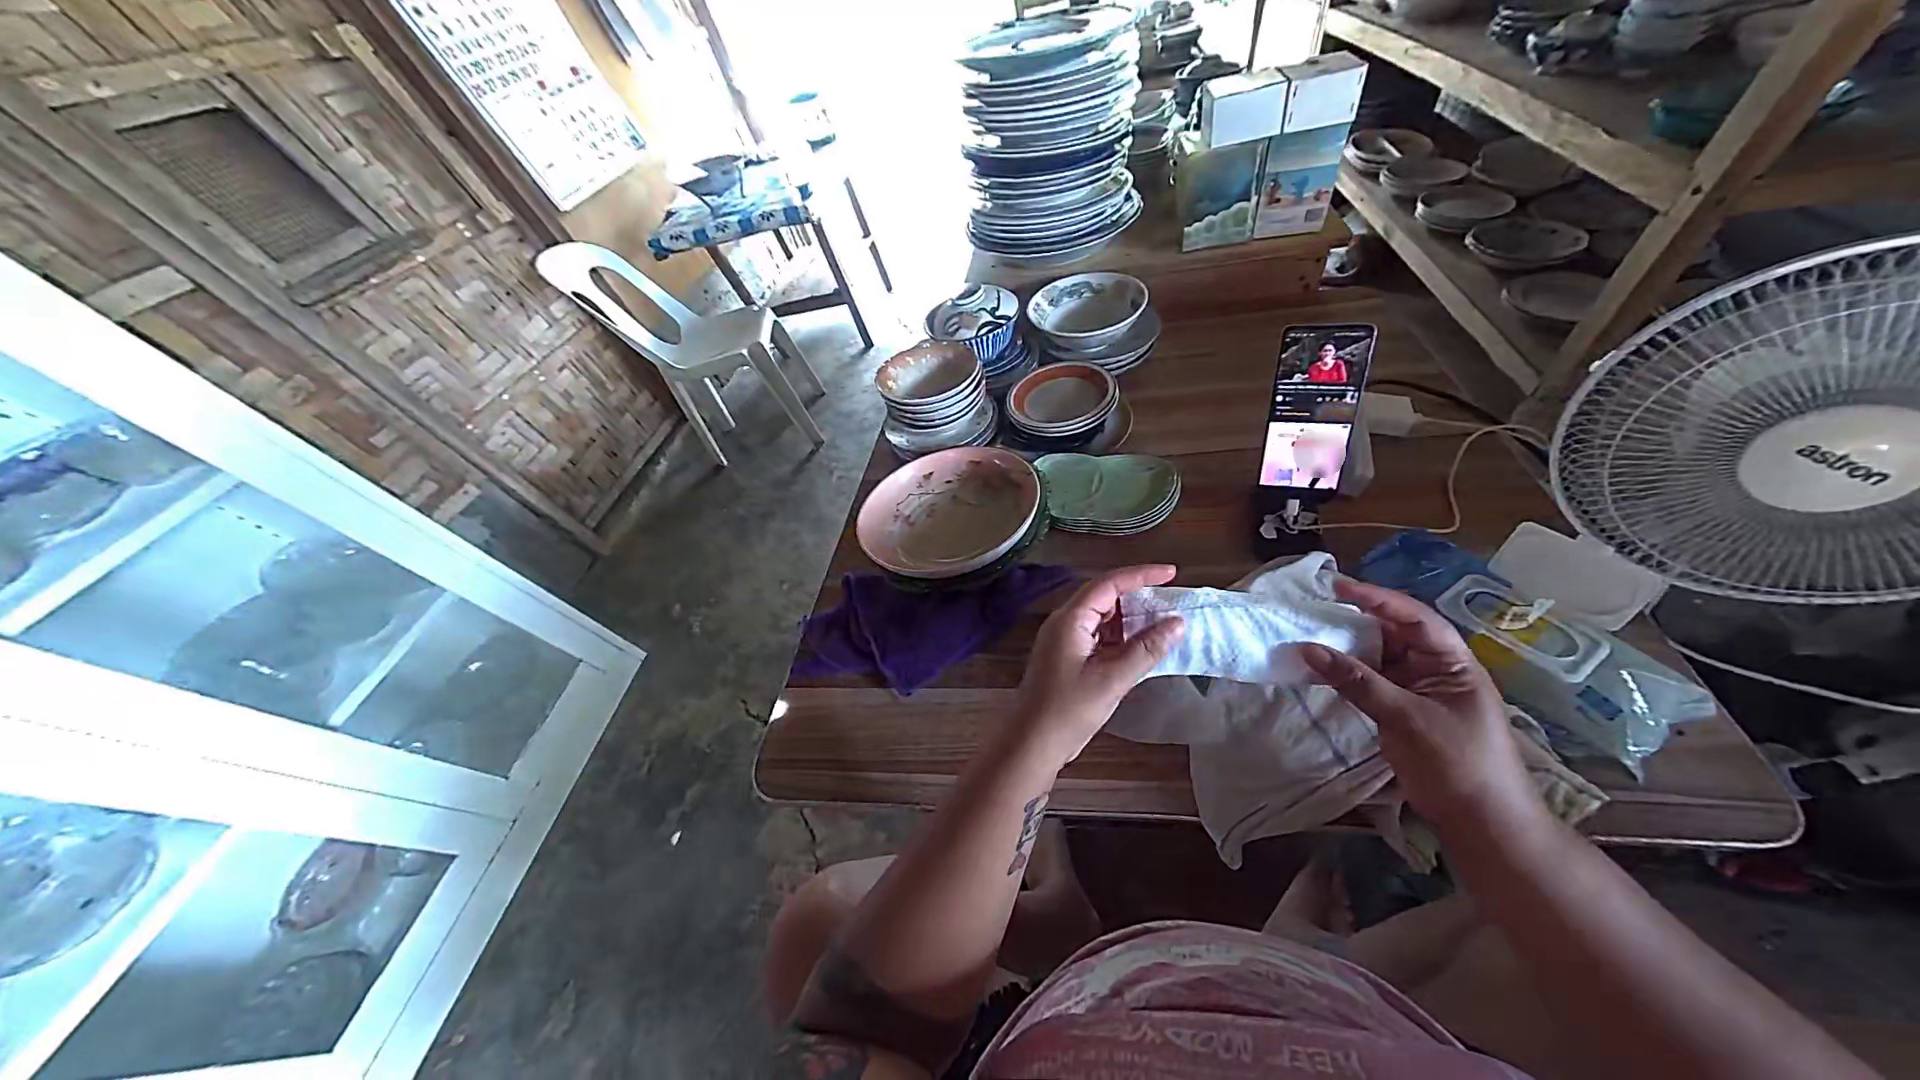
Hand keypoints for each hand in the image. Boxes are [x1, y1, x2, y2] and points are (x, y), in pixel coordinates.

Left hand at [1012, 564, 1184, 765]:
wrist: (1032, 742)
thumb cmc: (1068, 709)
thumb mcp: (1113, 679)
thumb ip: (1146, 649)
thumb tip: (1177, 623)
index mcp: (1070, 619)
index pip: (1108, 583)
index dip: (1141, 575)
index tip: (1172, 573)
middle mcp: (1064, 623)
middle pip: (1104, 597)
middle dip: (1138, 596)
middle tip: (1171, 601)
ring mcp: (1064, 641)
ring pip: (1101, 618)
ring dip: (1130, 619)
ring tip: (1163, 623)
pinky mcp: (1067, 658)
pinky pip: (1098, 637)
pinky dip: (1121, 637)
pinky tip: (1141, 647)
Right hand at [1300, 578, 1541, 833]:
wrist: (1482, 823)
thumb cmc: (1458, 763)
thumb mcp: (1406, 717)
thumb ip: (1356, 682)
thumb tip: (1308, 649)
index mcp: (1453, 662)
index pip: (1414, 618)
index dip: (1377, 598)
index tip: (1338, 586)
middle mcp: (1435, 670)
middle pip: (1392, 633)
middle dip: (1355, 620)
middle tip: (1314, 609)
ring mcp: (1417, 691)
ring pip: (1377, 657)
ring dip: (1346, 648)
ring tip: (1310, 634)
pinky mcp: (1401, 711)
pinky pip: (1369, 681)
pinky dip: (1345, 674)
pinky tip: (1320, 668)